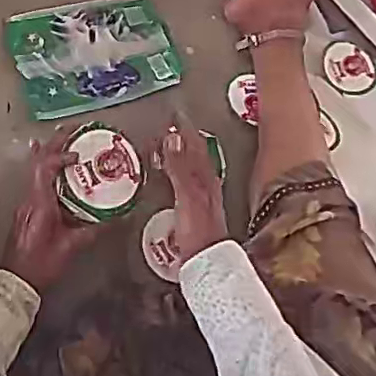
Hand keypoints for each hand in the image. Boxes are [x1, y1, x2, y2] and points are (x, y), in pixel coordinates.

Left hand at [3, 129, 98, 290]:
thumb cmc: (40, 265)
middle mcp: (30, 198)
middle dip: (56, 143)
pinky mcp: (27, 211)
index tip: (79, 154)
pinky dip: (46, 168)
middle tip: (72, 129)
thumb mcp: (71, 247)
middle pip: (39, 161)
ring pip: (36, 169)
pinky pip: (37, 181)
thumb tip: (119, 218)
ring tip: (66, 140)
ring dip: (51, 153)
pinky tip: (51, 164)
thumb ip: (94, 230)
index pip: (46, 168)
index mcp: (39, 203)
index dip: (62, 155)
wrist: (14, 283)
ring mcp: (26, 203)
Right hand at [155, 115, 227, 268]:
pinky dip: (178, 172)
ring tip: (168, 144)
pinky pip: (187, 181)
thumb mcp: (187, 194)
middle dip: (182, 138)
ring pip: (192, 167)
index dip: (184, 129)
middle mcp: (207, 183)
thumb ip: (179, 167)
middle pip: (195, 154)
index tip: (174, 113)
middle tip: (168, 125)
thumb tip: (173, 137)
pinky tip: (174, 176)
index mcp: (205, 176)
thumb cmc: (198, 230)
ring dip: (180, 154)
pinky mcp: (197, 210)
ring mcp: (203, 197)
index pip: (195, 145)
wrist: (207, 262)